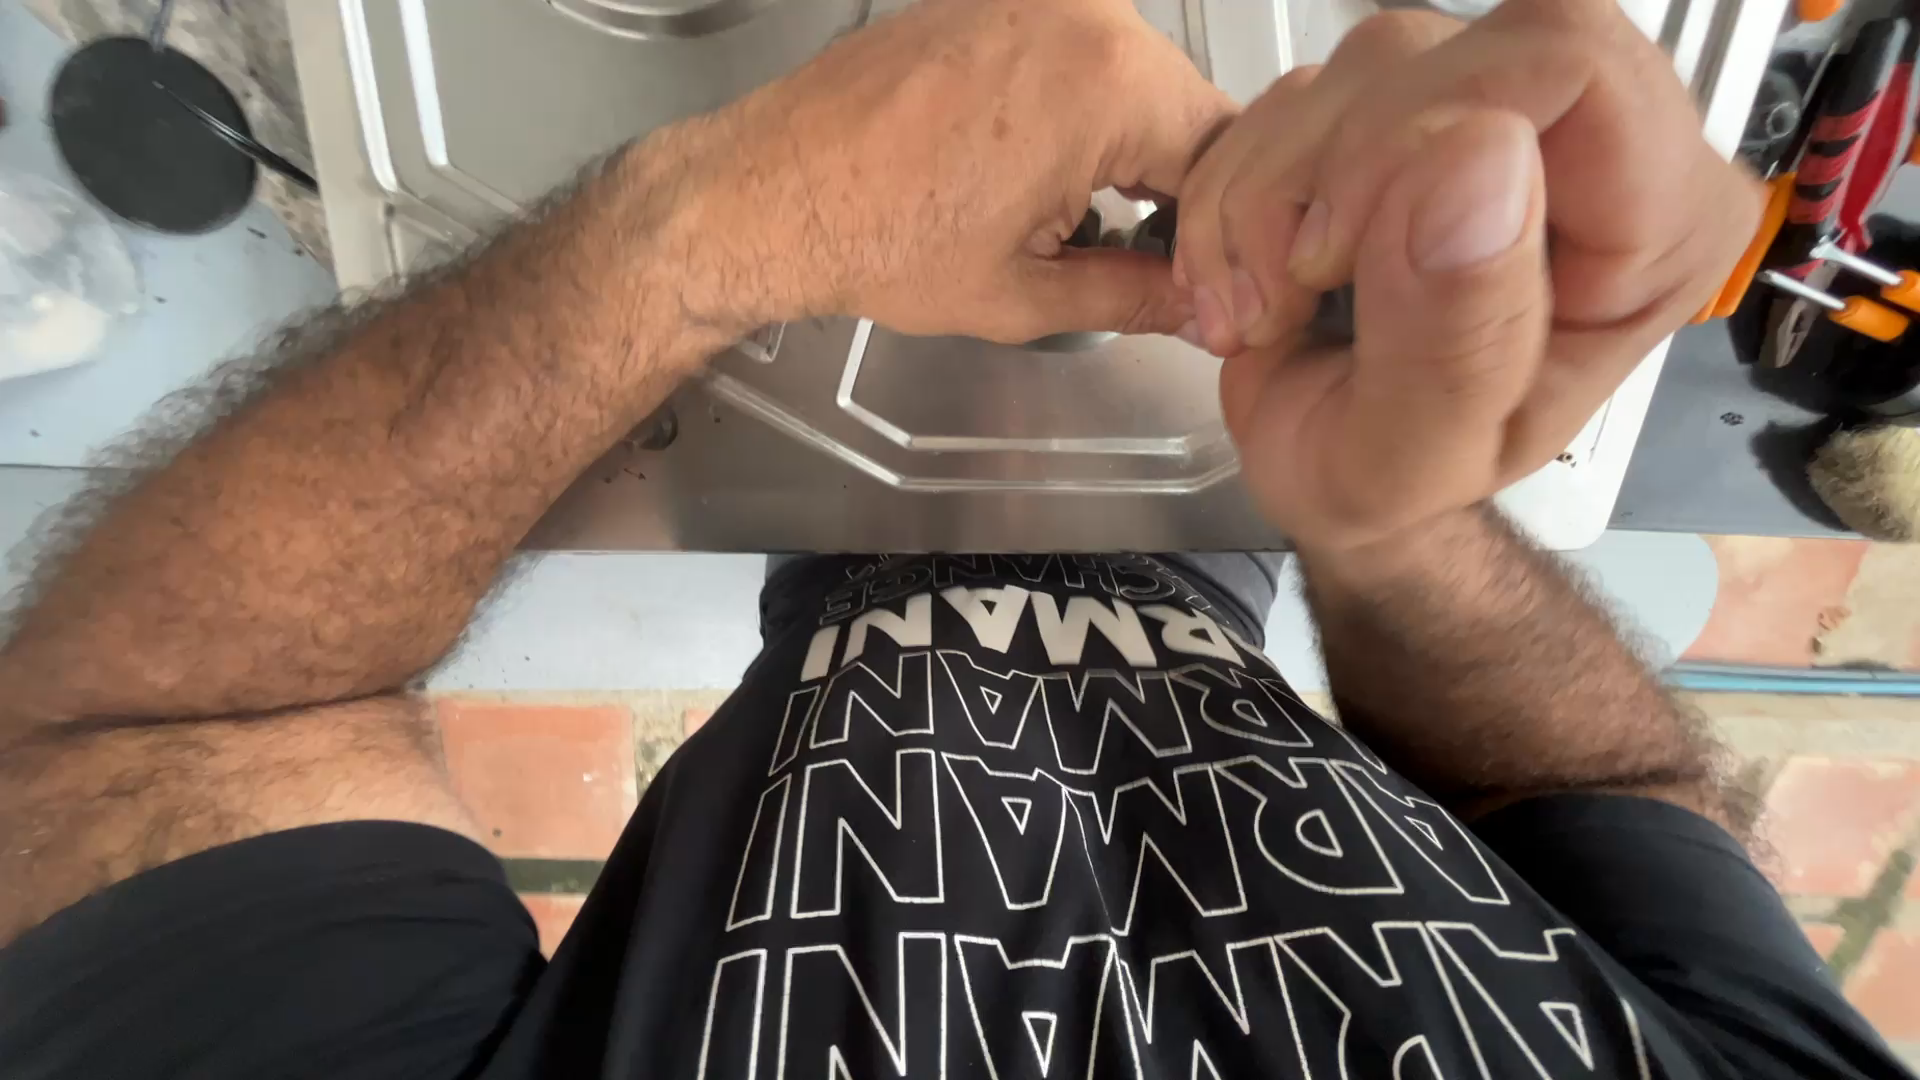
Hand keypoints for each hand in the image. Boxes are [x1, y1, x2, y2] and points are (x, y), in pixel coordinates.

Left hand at [701, 0, 1234, 342]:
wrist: (776, 192)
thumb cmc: (883, 242)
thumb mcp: (1023, 294)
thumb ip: (1127, 298)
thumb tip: (1187, 308)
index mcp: (1108, 84)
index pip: (1221, 153)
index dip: (1216, 227)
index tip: (1195, 275)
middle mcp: (1086, 15)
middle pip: (1179, 111)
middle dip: (1170, 193)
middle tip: (1140, 263)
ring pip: (1129, 83)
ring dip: (1124, 156)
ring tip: (1077, 225)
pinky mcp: (995, 1)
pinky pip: (1074, 58)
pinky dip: (1079, 118)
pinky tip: (1039, 175)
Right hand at [1174, 0, 1762, 553]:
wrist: (1317, 477)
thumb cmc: (1377, 482)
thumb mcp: (1412, 452)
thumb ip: (1453, 337)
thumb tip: (1469, 160)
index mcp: (1645, 232)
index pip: (1564, 66)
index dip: (1411, 142)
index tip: (1324, 265)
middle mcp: (1570, 155)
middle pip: (1436, 53)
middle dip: (1314, 184)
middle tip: (1279, 301)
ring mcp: (1464, 131)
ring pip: (1345, 72)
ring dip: (1257, 205)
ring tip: (1254, 313)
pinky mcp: (1374, 137)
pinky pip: (1279, 109)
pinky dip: (1223, 203)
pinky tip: (1236, 284)